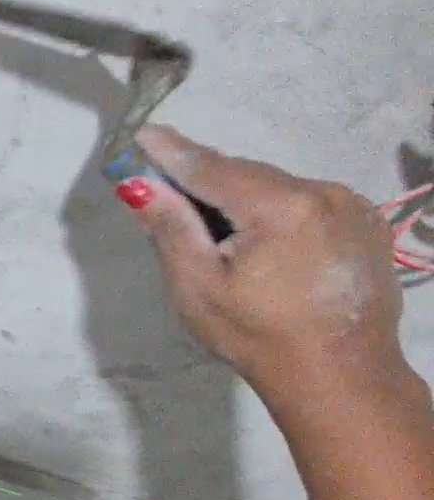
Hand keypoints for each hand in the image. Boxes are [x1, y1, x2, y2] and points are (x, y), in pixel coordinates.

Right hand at [123, 124, 411, 408]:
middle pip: (243, 174)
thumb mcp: (196, 283)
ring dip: (230, 194)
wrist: (337, 368)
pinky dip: (262, 207)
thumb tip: (140, 185)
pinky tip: (245, 235)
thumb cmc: (253, 331)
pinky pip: (297, 201)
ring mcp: (347, 205)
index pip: (211, 168)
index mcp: (279, 207)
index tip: (140, 131)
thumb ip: (170, 228)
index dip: (171, 151)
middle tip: (154, 182)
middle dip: (198, 175)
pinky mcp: (359, 221)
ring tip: (198, 220)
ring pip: (271, 186)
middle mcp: (321, 193)